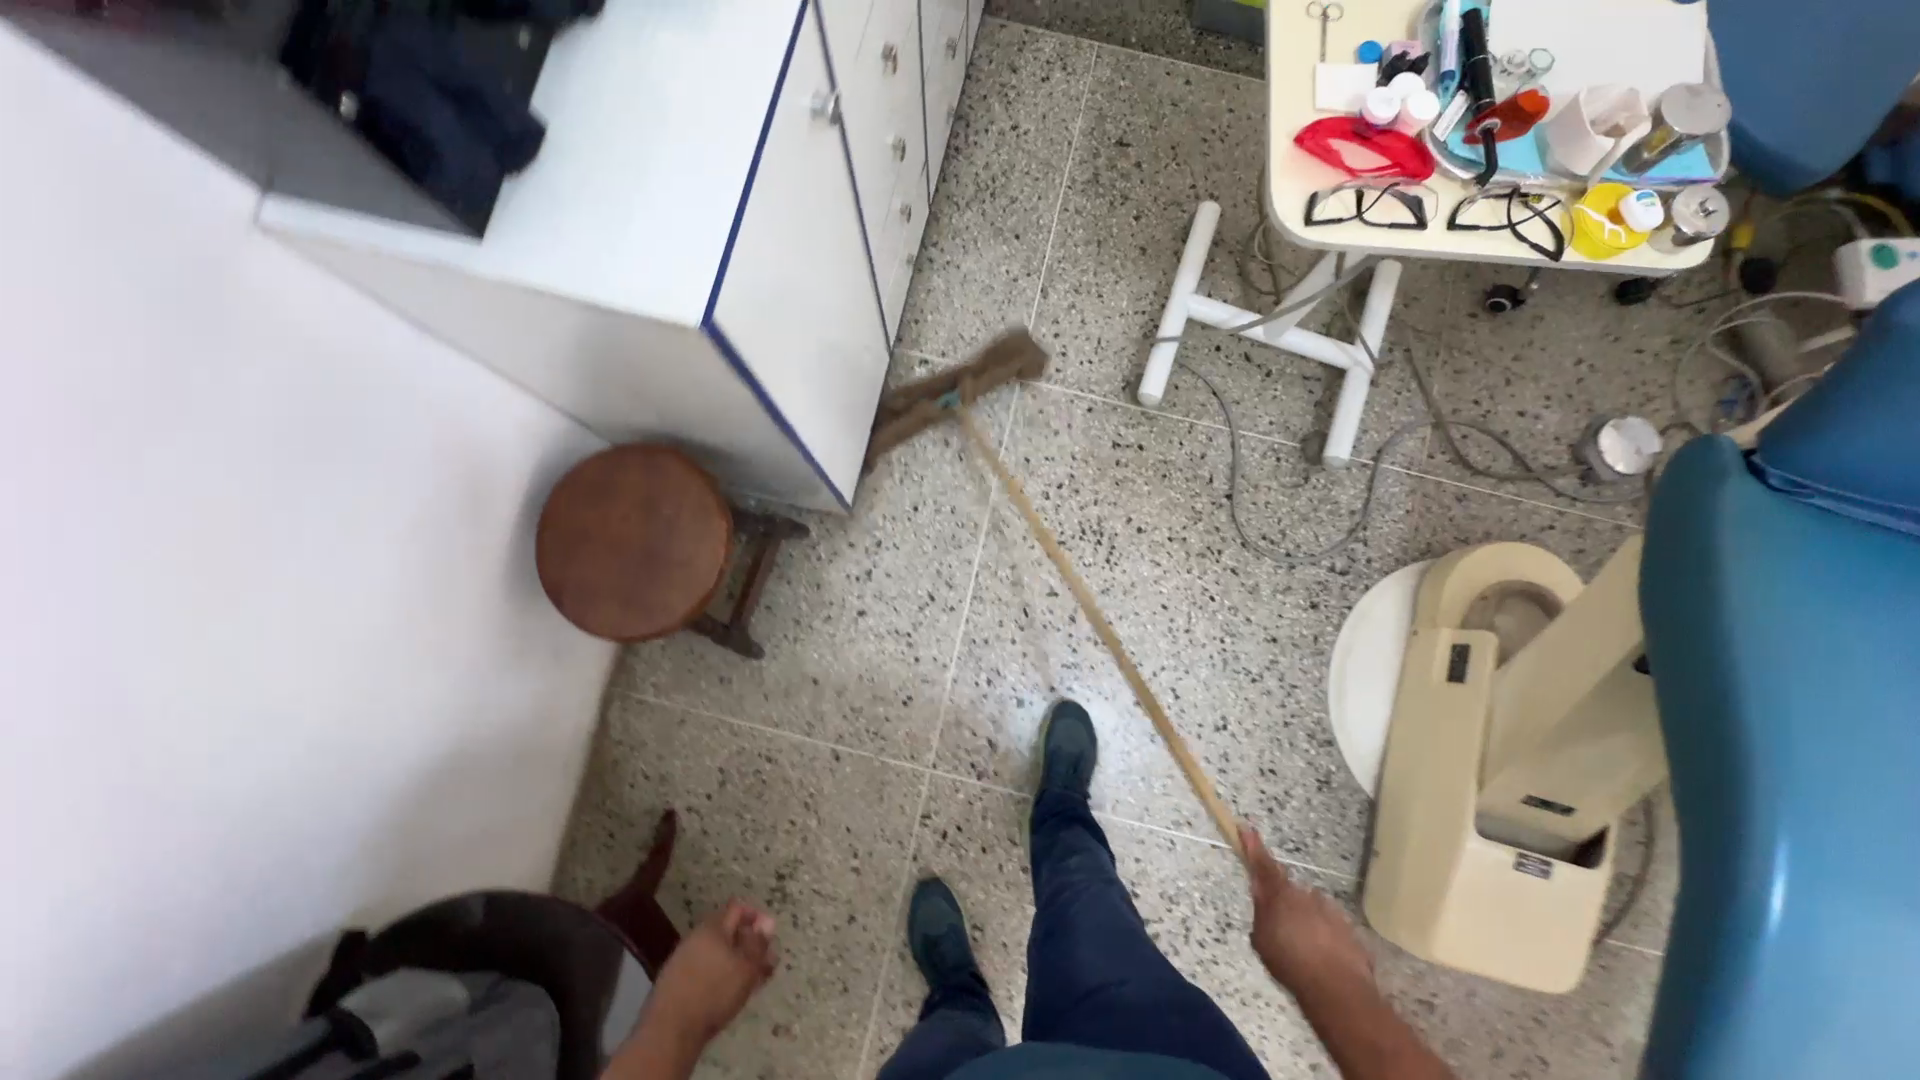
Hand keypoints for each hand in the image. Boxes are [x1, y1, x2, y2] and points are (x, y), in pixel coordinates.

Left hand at [643, 899, 778, 1049]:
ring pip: (718, 954)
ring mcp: (683, 960)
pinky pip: (706, 970)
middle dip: (749, 945)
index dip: (756, 917)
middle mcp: (695, 938)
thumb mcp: (747, 967)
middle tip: (765, 964)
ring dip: (737, 963)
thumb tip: (767, 923)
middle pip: (727, 932)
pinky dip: (721, 976)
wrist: (670, 1030)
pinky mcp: (677, 982)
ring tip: (752, 982)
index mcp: (712, 928)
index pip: (737, 909)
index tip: (770, 937)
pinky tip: (731, 994)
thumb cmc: (715, 992)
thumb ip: (758, 944)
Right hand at [1242, 825, 1371, 996]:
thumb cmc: (1291, 963)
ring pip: (1310, 907)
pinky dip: (1322, 934)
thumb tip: (1259, 890)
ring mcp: (1329, 908)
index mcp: (1280, 896)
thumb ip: (1261, 911)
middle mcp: (1305, 894)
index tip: (1245, 826)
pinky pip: (1328, 924)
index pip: (1262, 864)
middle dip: (1282, 902)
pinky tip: (1322, 956)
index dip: (1253, 845)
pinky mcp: (1347, 926)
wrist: (1338, 988)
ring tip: (1303, 950)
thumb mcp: (1262, 940)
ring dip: (1304, 920)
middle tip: (1279, 929)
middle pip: (1288, 890)